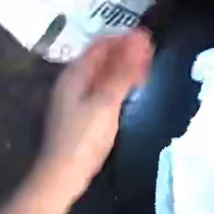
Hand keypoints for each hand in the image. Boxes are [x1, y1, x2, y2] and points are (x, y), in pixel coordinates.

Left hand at [31, 30, 153, 200]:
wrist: (62, 174)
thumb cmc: (84, 138)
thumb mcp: (106, 102)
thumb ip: (123, 72)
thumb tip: (139, 41)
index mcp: (75, 74)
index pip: (101, 45)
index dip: (124, 39)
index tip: (149, 39)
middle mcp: (72, 81)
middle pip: (101, 58)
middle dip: (125, 52)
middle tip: (151, 53)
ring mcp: (74, 98)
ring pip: (101, 73)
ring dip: (122, 67)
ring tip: (146, 69)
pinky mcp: (80, 113)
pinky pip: (101, 88)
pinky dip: (117, 83)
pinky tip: (130, 90)